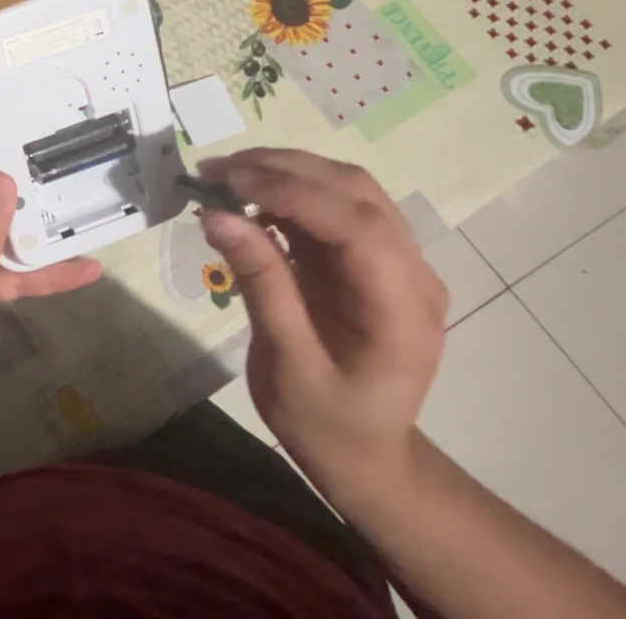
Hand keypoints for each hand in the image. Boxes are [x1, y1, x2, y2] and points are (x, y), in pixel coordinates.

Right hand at [196, 148, 447, 502]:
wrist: (366, 456)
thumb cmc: (326, 423)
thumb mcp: (286, 362)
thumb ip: (260, 284)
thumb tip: (215, 216)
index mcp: (401, 307)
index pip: (355, 223)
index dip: (289, 191)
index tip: (224, 180)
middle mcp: (412, 273)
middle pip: (356, 192)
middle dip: (283, 170)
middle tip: (213, 171)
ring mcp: (397, 263)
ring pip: (348, 190)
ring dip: (286, 173)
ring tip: (224, 177)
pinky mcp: (372, 261)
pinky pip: (336, 210)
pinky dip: (290, 194)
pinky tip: (248, 200)